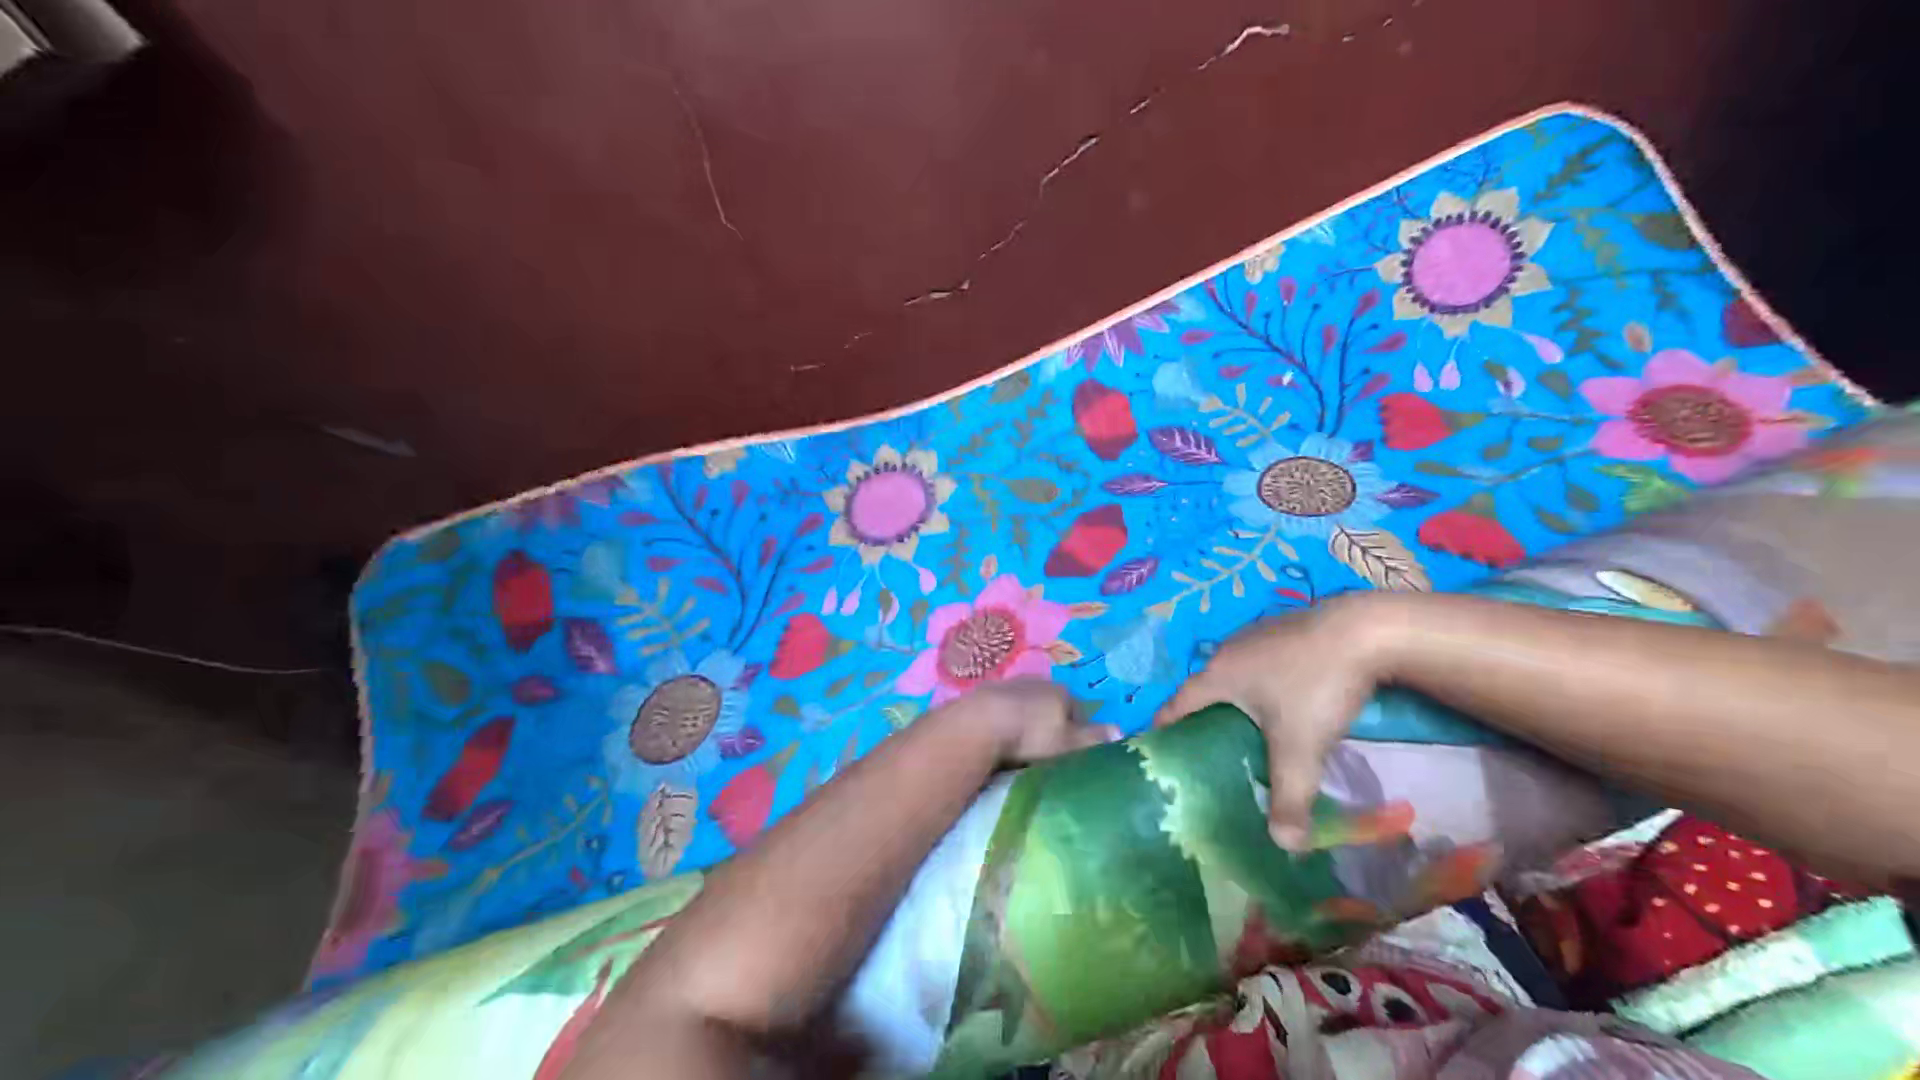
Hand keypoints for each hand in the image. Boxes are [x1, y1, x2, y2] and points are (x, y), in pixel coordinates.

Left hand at [942, 679, 1120, 765]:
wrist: (980, 722)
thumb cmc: (1032, 733)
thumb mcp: (1068, 741)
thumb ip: (1093, 736)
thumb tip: (1121, 730)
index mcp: (1062, 691)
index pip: (1077, 709)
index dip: (1077, 729)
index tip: (1071, 750)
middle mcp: (1038, 681)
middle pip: (1050, 704)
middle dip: (1050, 723)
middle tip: (1046, 750)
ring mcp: (1010, 685)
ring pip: (1026, 704)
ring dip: (1026, 721)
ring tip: (1022, 747)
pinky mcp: (986, 694)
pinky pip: (1003, 709)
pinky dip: (1005, 721)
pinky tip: (1001, 738)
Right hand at [1154, 594, 1406, 849]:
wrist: (1367, 630)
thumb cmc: (1316, 687)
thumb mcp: (1301, 748)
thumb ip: (1289, 797)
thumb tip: (1284, 847)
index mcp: (1218, 675)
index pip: (1176, 704)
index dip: (1164, 726)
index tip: (1157, 747)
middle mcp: (1228, 650)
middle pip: (1204, 687)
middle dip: (1201, 716)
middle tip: (1207, 748)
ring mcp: (1257, 634)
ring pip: (1235, 672)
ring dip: (1234, 697)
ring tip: (1245, 728)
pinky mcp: (1285, 628)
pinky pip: (1261, 660)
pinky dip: (1262, 681)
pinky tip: (1285, 697)